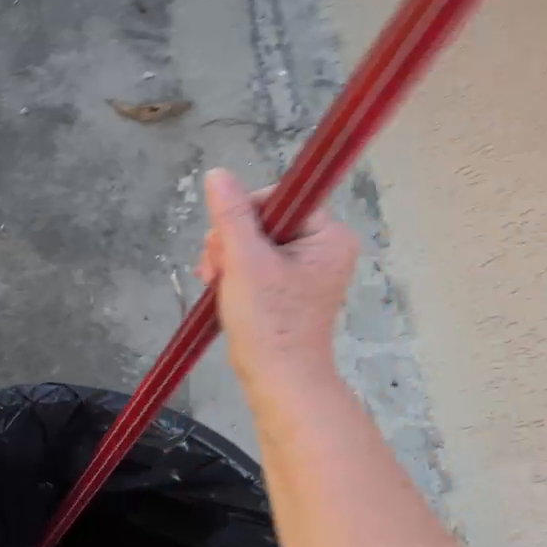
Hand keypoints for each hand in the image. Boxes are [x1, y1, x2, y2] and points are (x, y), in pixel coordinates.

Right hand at [197, 169, 358, 395]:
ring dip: (224, 258)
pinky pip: (251, 260)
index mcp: (328, 236)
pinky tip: (222, 287)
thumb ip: (231, 215)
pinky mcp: (286, 283)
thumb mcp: (244, 261)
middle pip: (260, 220)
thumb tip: (217, 174)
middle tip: (220, 270)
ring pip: (249, 241)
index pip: (277, 200)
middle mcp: (322, 246)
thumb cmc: (267, 318)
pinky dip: (230, 271)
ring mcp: (305, 266)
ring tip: (219, 283)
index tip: (228, 247)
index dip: (242, 217)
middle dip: (229, 242)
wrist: (276, 372)